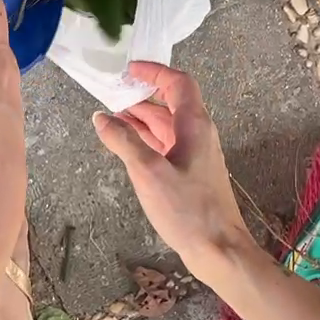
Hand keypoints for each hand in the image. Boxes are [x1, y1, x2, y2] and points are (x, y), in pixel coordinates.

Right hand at [93, 61, 260, 280]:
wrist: (218, 249)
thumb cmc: (187, 209)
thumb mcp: (148, 172)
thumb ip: (123, 141)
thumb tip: (101, 117)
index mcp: (194, 125)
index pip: (178, 83)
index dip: (154, 72)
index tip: (129, 70)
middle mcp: (197, 134)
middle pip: (170, 103)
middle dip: (141, 96)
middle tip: (112, 94)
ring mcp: (195, 154)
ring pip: (166, 125)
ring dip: (140, 119)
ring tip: (111, 118)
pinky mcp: (190, 173)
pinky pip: (165, 144)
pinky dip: (145, 139)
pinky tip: (126, 145)